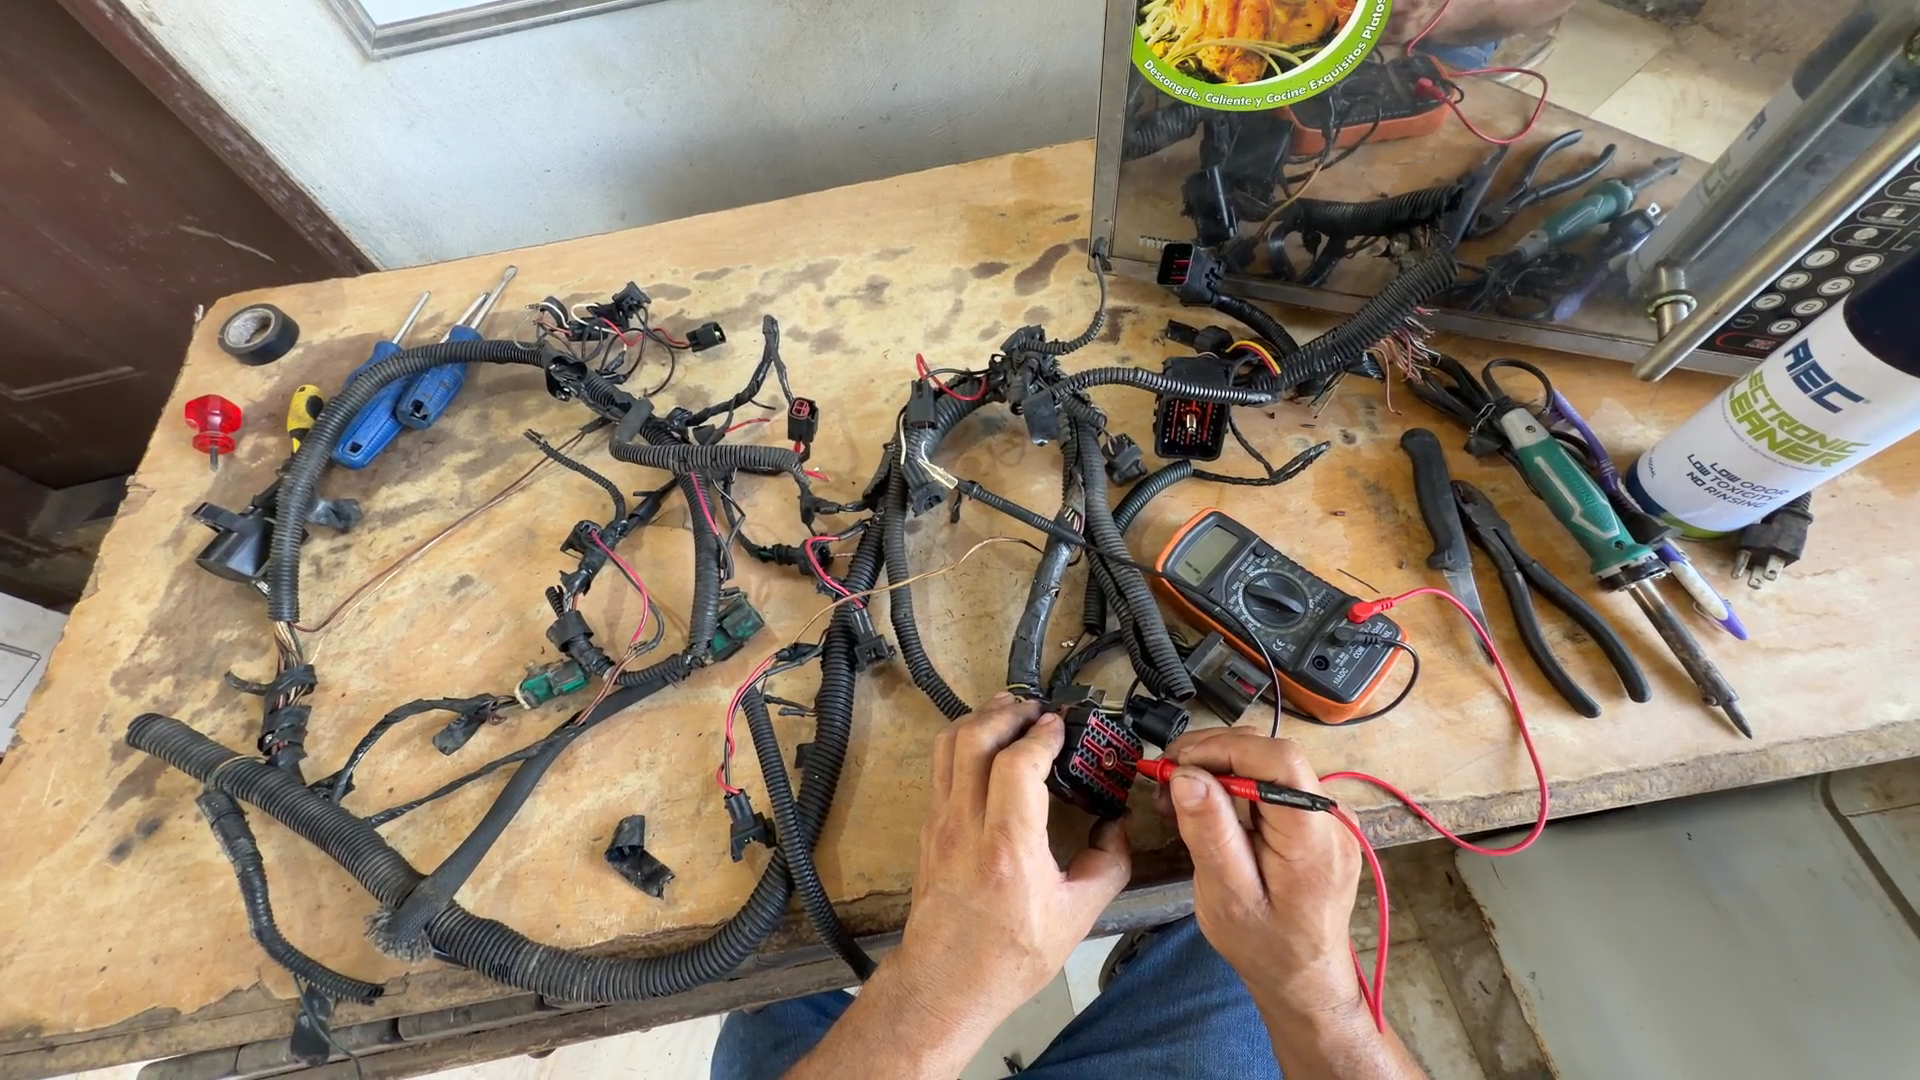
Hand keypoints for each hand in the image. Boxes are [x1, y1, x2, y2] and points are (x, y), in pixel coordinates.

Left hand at [890, 693, 1131, 1033]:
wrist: (946, 982)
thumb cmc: (1011, 954)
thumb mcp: (1076, 917)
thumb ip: (1107, 864)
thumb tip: (1117, 822)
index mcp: (1008, 849)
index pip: (1017, 766)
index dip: (1041, 736)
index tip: (1060, 725)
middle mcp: (966, 825)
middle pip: (974, 740)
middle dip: (1007, 712)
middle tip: (1036, 709)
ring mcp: (940, 821)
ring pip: (949, 744)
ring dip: (980, 718)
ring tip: (1009, 709)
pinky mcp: (929, 824)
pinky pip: (941, 764)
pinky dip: (963, 739)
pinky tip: (985, 740)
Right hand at [1155, 728, 1360, 1020]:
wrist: (1304, 976)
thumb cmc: (1264, 944)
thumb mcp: (1226, 896)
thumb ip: (1210, 834)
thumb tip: (1187, 775)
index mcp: (1314, 836)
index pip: (1276, 759)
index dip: (1222, 748)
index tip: (1177, 765)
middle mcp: (1331, 815)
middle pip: (1268, 752)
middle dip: (1210, 753)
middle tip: (1164, 777)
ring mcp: (1326, 813)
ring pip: (1264, 759)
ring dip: (1214, 764)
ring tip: (1176, 792)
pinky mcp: (1314, 815)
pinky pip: (1268, 778)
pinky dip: (1229, 778)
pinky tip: (1202, 801)